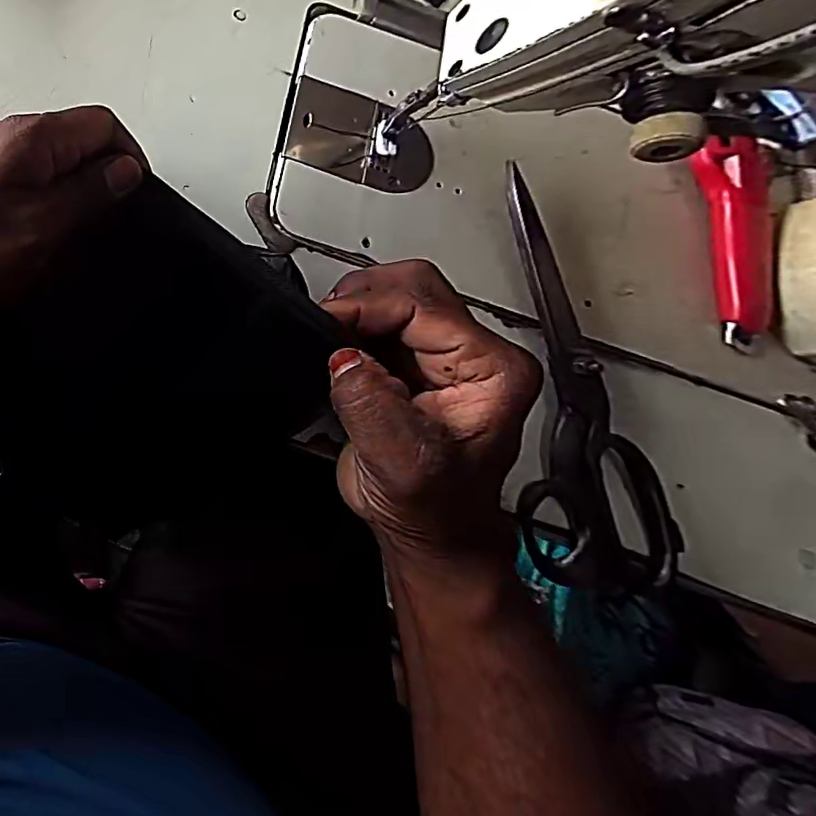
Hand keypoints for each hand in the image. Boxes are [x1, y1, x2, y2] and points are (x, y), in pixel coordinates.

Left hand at [0, 107, 147, 304]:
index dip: (127, 156)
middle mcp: (9, 136)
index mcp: (30, 137)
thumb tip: (124, 171)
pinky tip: (34, 234)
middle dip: (98, 175)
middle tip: (100, 216)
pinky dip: (44, 201)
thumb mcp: (41, 227)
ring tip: (64, 231)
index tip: (132, 191)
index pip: (102, 124)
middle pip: (79, 138)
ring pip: (55, 161)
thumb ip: (89, 194)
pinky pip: (30, 178)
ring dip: (70, 191)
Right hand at [320, 260, 541, 565]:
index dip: (366, 307)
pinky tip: (334, 352)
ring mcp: (437, 355)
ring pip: (390, 296)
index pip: (421, 305)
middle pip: (411, 286)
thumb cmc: (435, 507)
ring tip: (329, 342)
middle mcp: (470, 354)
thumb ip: (372, 407)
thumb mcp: (403, 464)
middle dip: (361, 298)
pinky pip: (371, 321)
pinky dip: (343, 327)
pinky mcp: (405, 362)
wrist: (428, 529)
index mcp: (490, 369)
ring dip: (351, 312)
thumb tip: (344, 358)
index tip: (326, 320)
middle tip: (326, 323)